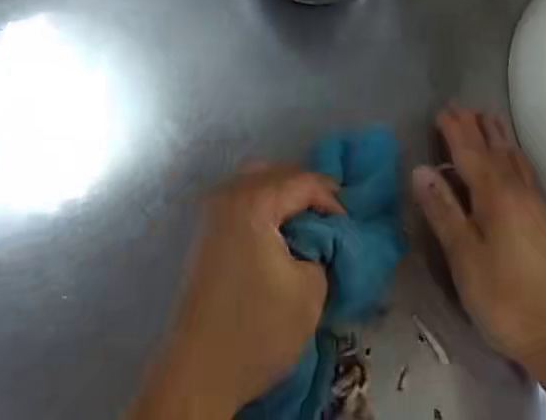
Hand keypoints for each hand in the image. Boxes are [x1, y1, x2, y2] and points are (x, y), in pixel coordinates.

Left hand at [126, 165, 345, 419]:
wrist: (198, 372)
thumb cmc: (256, 329)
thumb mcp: (309, 290)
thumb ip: (322, 251)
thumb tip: (316, 242)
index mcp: (252, 202)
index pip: (301, 182)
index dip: (330, 199)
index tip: (347, 224)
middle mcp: (226, 196)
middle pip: (274, 173)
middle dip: (305, 190)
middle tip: (329, 215)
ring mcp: (209, 214)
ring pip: (253, 183)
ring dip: (281, 196)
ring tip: (305, 224)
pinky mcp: (202, 236)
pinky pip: (239, 202)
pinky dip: (262, 208)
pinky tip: (277, 234)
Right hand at [412, 106, 545, 369]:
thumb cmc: (506, 299)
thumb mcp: (464, 257)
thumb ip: (443, 211)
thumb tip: (420, 168)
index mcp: (494, 195)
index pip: (469, 152)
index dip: (454, 130)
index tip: (441, 109)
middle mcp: (518, 191)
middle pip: (495, 148)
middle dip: (476, 126)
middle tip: (461, 106)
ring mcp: (537, 206)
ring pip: (514, 158)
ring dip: (498, 136)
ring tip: (487, 120)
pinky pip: (525, 172)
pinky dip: (512, 156)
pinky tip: (514, 164)